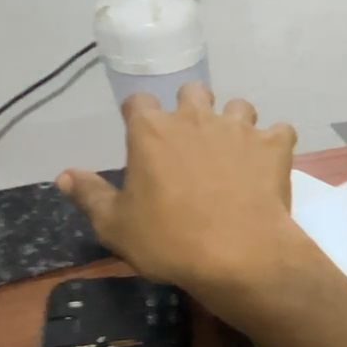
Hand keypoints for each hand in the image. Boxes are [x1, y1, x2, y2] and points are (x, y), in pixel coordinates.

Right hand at [58, 83, 304, 306]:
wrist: (238, 255)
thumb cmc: (169, 241)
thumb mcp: (116, 226)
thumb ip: (90, 195)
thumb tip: (64, 175)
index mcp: (151, 131)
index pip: (139, 103)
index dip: (140, 117)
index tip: (144, 138)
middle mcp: (196, 118)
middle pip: (193, 91)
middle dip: (192, 108)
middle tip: (193, 141)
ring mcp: (239, 129)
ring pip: (240, 105)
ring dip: (236, 122)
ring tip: (235, 150)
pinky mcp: (274, 147)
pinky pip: (282, 131)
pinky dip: (276, 143)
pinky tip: (271, 162)